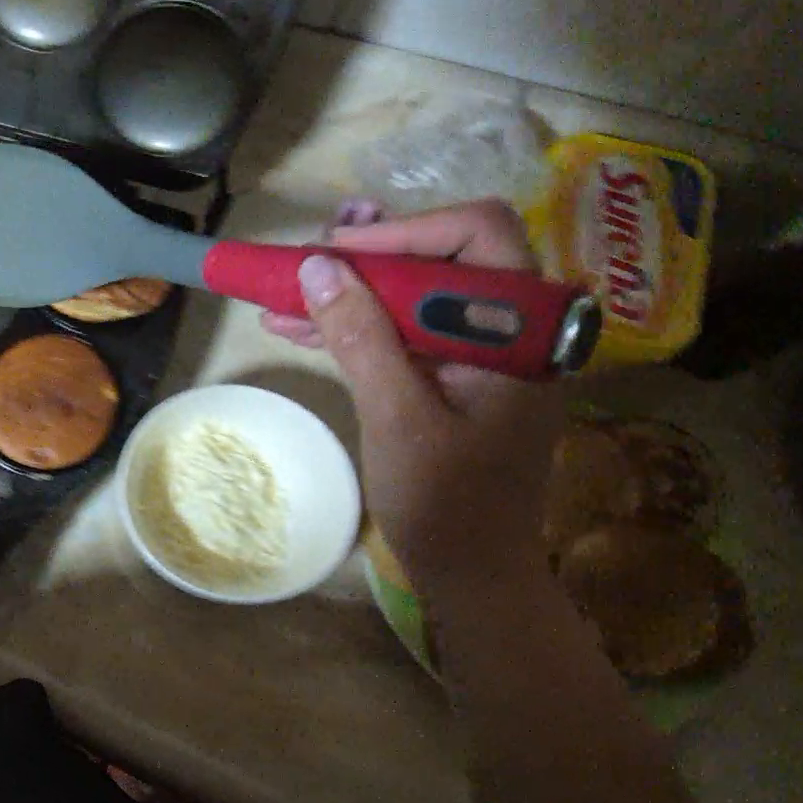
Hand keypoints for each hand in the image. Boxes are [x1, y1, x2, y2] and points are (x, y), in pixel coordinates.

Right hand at [263, 201, 560, 582]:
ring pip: (414, 296)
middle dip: (365, 262)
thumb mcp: (397, 415)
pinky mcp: (456, 376)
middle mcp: (513, 329)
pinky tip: (300, 329)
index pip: (475, 236)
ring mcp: (483, 353)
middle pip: (441, 259)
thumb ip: (362, 337)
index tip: (334, 254)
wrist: (472, 571)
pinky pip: (405, 333)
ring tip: (280, 301)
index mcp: (522, 331)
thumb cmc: (446, 501)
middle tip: (302, 273)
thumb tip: (318, 266)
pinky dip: (356, 329)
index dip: (402, 232)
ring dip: (351, 296)